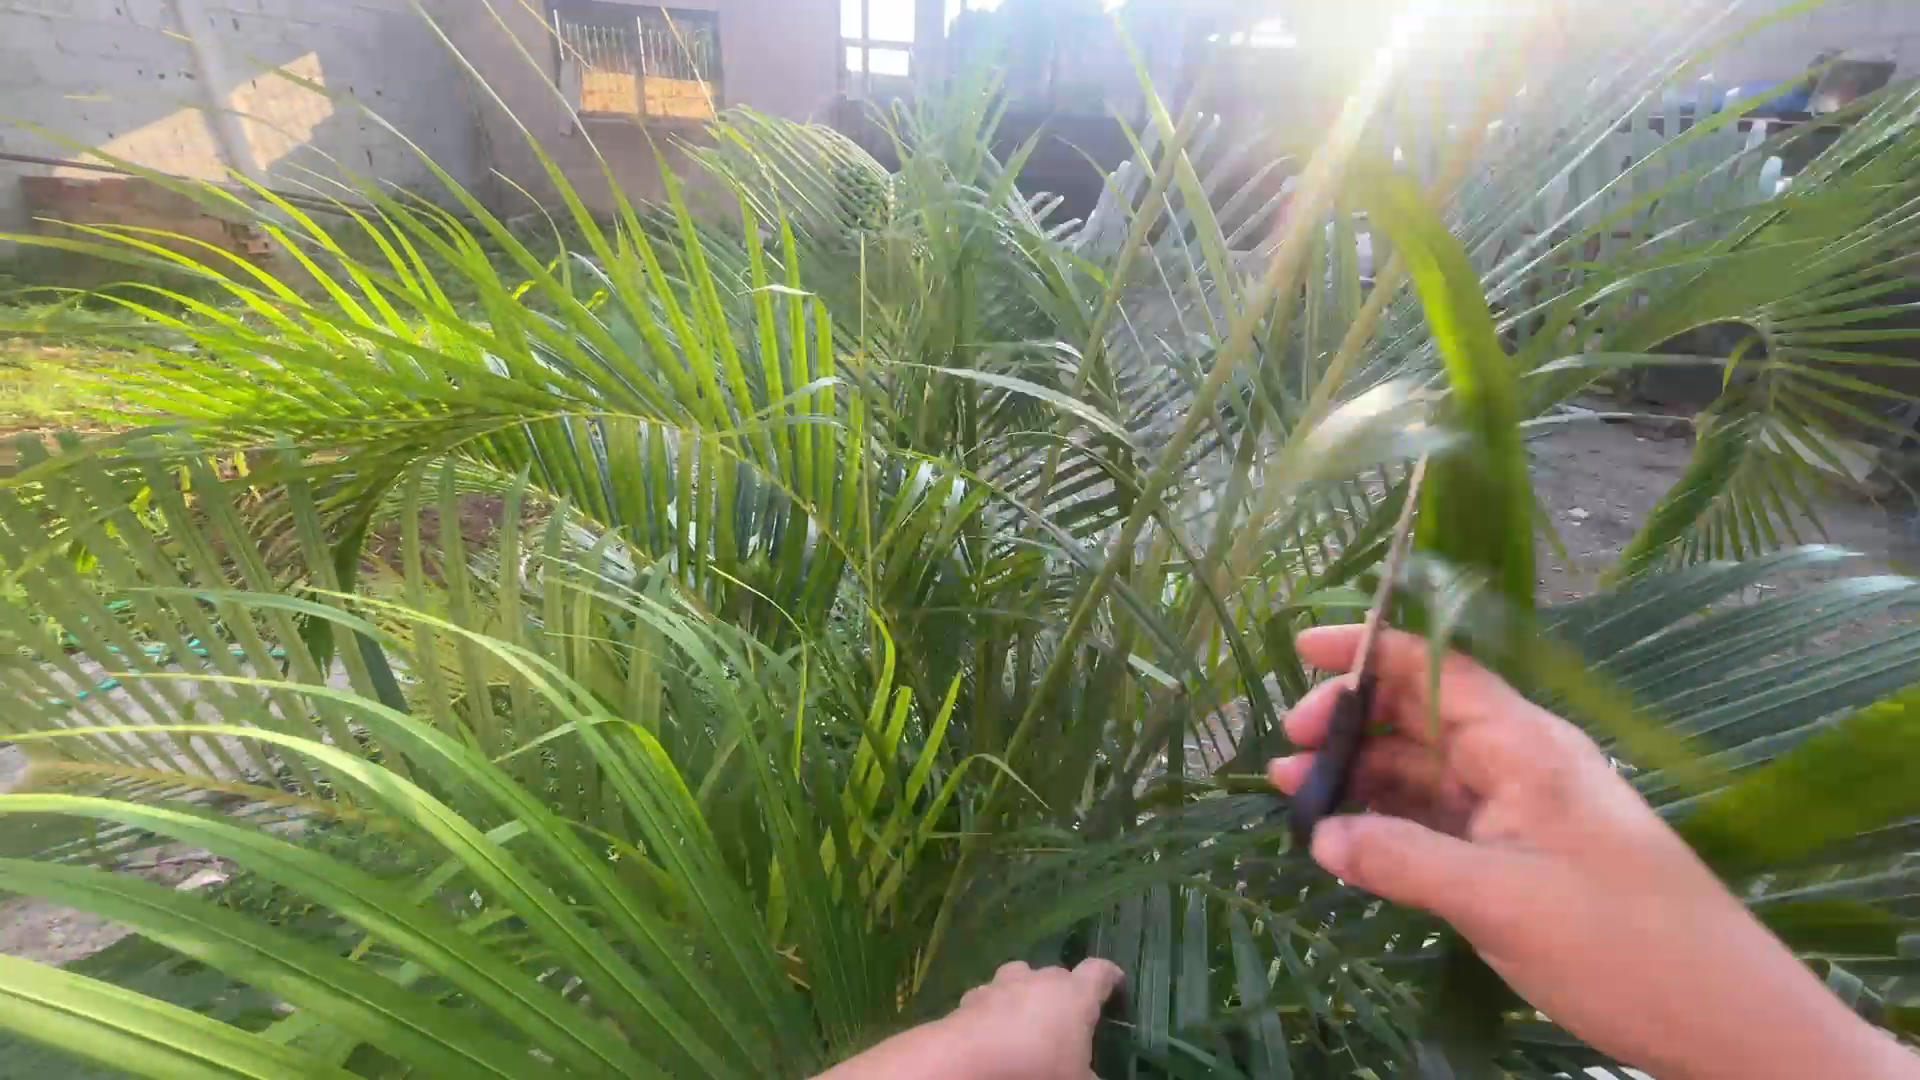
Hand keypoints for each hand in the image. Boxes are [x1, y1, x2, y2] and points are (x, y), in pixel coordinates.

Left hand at [816, 959, 1122, 1079]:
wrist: (969, 1065)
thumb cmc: (1038, 1072)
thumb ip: (1087, 1074)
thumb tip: (1087, 1073)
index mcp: (1073, 995)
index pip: (1098, 972)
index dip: (1109, 976)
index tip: (1116, 981)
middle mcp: (1039, 979)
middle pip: (1057, 975)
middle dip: (1064, 992)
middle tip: (1068, 1019)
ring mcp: (1001, 984)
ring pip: (1019, 979)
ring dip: (1026, 995)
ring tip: (1027, 1022)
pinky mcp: (971, 998)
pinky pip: (989, 998)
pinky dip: (995, 1011)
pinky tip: (993, 1033)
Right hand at [1268, 625, 1917, 1079]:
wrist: (1739, 1037)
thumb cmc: (1626, 947)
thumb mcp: (1501, 900)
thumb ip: (1398, 858)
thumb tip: (1316, 835)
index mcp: (1523, 747)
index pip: (1435, 669)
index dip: (1368, 649)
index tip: (1303, 648)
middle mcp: (1511, 763)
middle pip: (1412, 714)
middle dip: (1345, 720)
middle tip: (1290, 748)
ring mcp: (1507, 807)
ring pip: (1412, 767)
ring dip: (1352, 772)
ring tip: (1290, 788)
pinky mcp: (1503, 850)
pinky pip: (1425, 815)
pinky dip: (1378, 816)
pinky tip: (1337, 831)